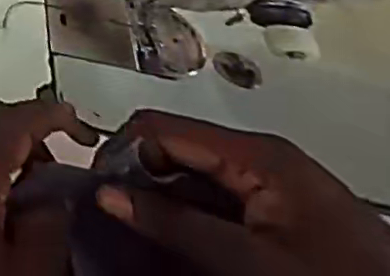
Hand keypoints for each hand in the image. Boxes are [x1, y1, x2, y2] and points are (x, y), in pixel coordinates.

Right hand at [97, 111, 389, 275]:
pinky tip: (187, 245)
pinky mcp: (288, 210)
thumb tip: (109, 195)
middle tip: (121, 218)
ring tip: (148, 234)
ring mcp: (276, 183)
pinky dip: (198, 217)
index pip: (160, 127)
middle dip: (144, 179)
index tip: (101, 190)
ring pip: (197, 176)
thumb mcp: (253, 263)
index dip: (123, 153)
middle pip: (177, 148)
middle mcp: (261, 156)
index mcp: (254, 153)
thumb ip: (179, 225)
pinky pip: (223, 199)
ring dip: (168, 201)